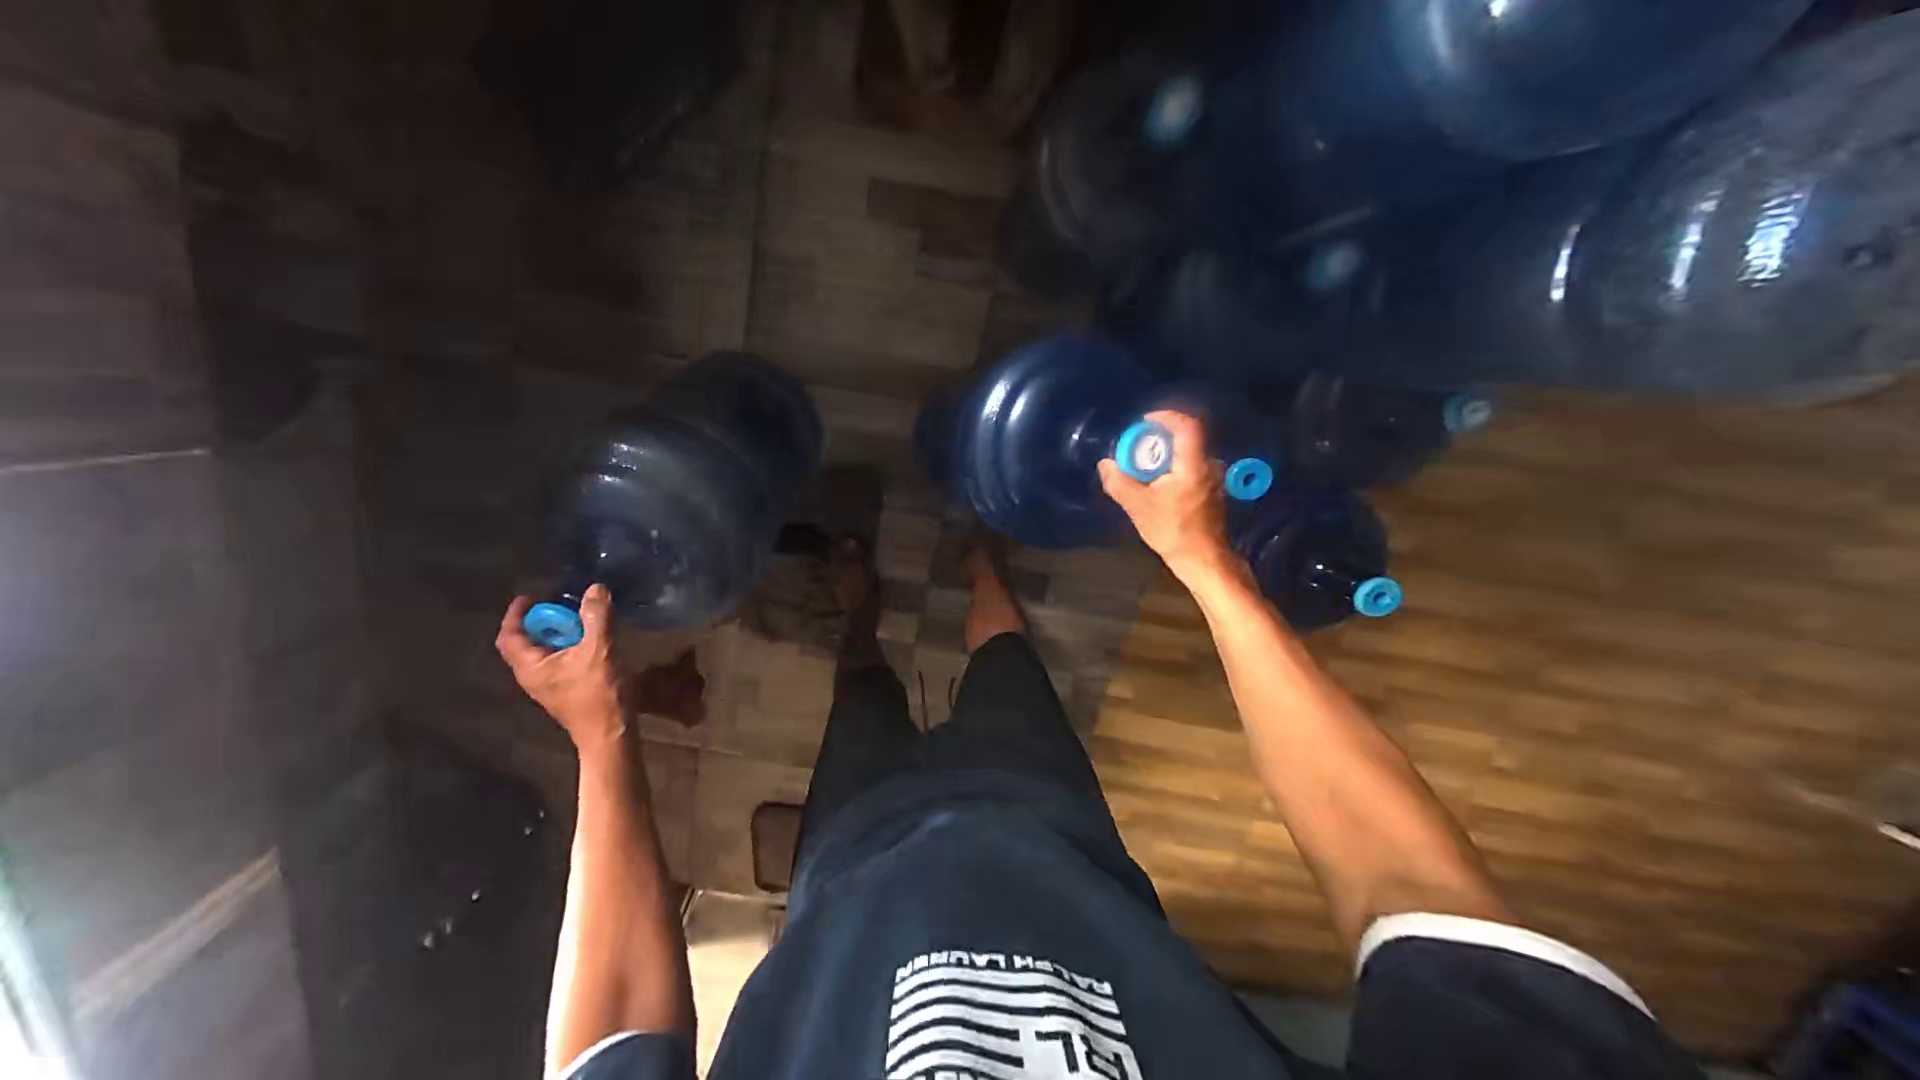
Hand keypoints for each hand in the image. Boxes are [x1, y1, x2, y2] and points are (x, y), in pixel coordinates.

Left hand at [497, 584, 625, 755]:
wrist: (611, 734)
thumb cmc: (598, 694)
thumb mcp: (599, 651)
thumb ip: (596, 618)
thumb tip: (595, 588)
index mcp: (530, 667)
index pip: (510, 635)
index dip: (517, 613)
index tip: (533, 595)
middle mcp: (534, 675)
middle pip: (528, 640)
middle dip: (545, 619)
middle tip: (567, 604)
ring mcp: (551, 683)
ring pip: (547, 650)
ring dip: (562, 632)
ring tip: (584, 618)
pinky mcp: (568, 688)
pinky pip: (562, 659)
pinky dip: (573, 644)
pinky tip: (595, 640)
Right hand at [1098, 410, 1234, 581]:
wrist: (1203, 559)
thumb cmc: (1173, 531)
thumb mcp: (1138, 507)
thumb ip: (1119, 482)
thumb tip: (1105, 464)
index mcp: (1194, 464)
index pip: (1186, 425)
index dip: (1165, 417)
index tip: (1144, 422)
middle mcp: (1209, 466)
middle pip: (1184, 440)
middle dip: (1158, 441)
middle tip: (1135, 451)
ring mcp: (1213, 479)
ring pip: (1186, 456)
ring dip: (1164, 458)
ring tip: (1142, 472)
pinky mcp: (1211, 491)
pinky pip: (1190, 469)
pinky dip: (1172, 470)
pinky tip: (1157, 488)